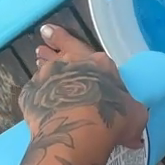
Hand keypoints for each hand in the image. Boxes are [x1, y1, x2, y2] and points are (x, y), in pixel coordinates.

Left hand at [20, 25, 147, 149]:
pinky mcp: (29, 95)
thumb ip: (129, 111)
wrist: (77, 132)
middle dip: (52, 48)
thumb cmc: (112, 119)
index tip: (52, 32)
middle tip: (43, 44)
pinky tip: (36, 101)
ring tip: (38, 63)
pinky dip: (36, 95)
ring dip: (43, 66)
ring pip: (44, 68)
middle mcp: (71, 63)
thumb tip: (130, 126)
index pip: (83, 46)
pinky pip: (33, 92)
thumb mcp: (135, 115)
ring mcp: (47, 77)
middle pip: (59, 52)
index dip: (66, 38)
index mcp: (99, 64)